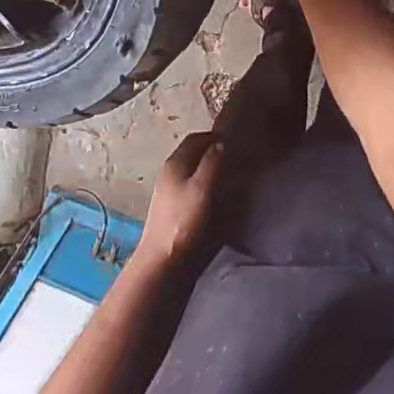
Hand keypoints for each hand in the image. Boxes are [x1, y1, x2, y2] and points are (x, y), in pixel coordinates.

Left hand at [137, 132, 223, 265]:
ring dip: (205, 162)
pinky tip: (212, 187)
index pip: (195, 138)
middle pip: (190, 150)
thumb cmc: (182, 221)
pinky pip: (187, 179)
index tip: (233, 138)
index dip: (213, 135)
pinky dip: (201, 176)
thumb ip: (211, 163)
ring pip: (189, 165)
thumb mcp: (201, 189)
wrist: (161, 257)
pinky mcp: (169, 202)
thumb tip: (220, 142)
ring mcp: (167, 187)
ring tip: (226, 168)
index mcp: (175, 163)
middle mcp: (169, 170)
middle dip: (209, 147)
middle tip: (231, 151)